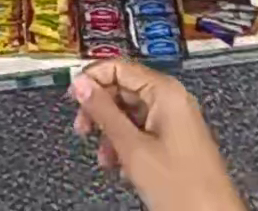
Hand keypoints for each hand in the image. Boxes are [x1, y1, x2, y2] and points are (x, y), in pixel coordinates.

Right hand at [70, 60, 244, 210]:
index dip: (92, 78)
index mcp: (165, 91)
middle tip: (83, 127)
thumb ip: (104, 113)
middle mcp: (172, 99)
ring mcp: (176, 120)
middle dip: (100, 110)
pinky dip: (127, 143)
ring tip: (104, 155)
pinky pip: (143, 130)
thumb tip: (81, 84)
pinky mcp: (177, 141)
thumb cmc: (184, 191)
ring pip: (131, 112)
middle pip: (123, 88)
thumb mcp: (133, 149)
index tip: (73, 94)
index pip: (118, 66)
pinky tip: (121, 165)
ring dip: (112, 131)